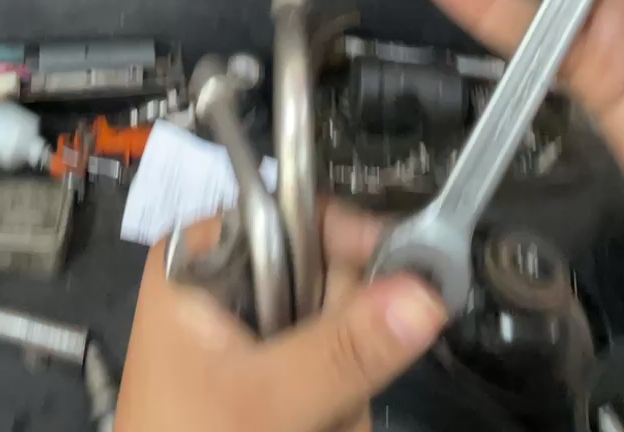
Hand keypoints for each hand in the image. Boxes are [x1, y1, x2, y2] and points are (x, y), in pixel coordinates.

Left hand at [115, 203, 446, 431]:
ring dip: (340, 384)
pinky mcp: (263, 368)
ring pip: (333, 326)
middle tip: (332, 389)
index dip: (349, 240)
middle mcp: (222, 278)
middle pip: (321, 273)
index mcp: (200, 254)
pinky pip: (325, 365)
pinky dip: (332, 404)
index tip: (404, 277)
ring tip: (313, 420)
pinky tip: (313, 423)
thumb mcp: (266, 397)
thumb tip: (423, 293)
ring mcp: (244, 326)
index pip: (289, 213)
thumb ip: (343, 349)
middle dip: (340, 336)